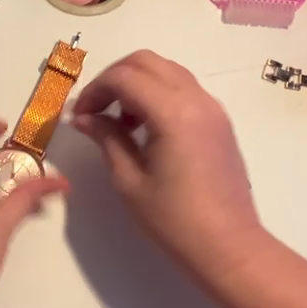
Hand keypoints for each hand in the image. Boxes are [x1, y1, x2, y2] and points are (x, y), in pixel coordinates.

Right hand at [72, 51, 267, 275]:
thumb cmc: (174, 220)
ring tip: (119, 122)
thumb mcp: (129, 180)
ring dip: (137, 84)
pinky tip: (144, 129)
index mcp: (173, 113)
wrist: (227, 246)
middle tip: (95, 110)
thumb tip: (83, 117)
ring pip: (167, 71)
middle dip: (114, 78)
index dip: (95, 90)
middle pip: (146, 62)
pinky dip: (157, 94)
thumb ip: (106, 139)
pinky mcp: (219, 121)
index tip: (79, 117)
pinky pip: (183, 89)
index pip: (124, 77)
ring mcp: (212, 108)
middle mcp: (196, 99)